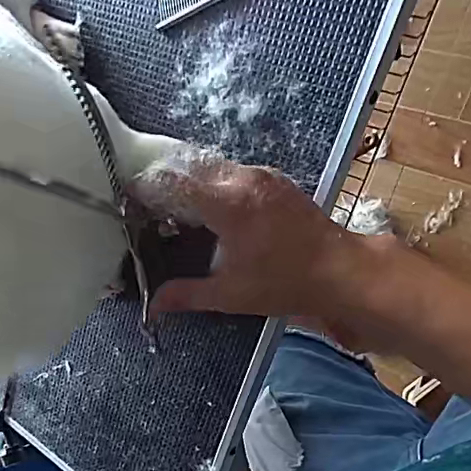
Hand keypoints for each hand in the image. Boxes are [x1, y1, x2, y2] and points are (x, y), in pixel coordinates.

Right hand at [140, 160, 394, 324]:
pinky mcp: (275, 180)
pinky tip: (213, 212)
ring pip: (213, 166)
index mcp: (227, 203)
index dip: (145, 189)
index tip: (129, 201)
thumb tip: (153, 305)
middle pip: (189, 165)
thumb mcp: (230, 294)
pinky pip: (233, 172)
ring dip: (191, 182)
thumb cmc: (285, 283)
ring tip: (179, 212)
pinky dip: (214, 184)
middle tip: (151, 208)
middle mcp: (243, 179)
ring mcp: (262, 175)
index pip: (172, 181)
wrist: (340, 272)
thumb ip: (187, 294)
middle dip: (165, 183)